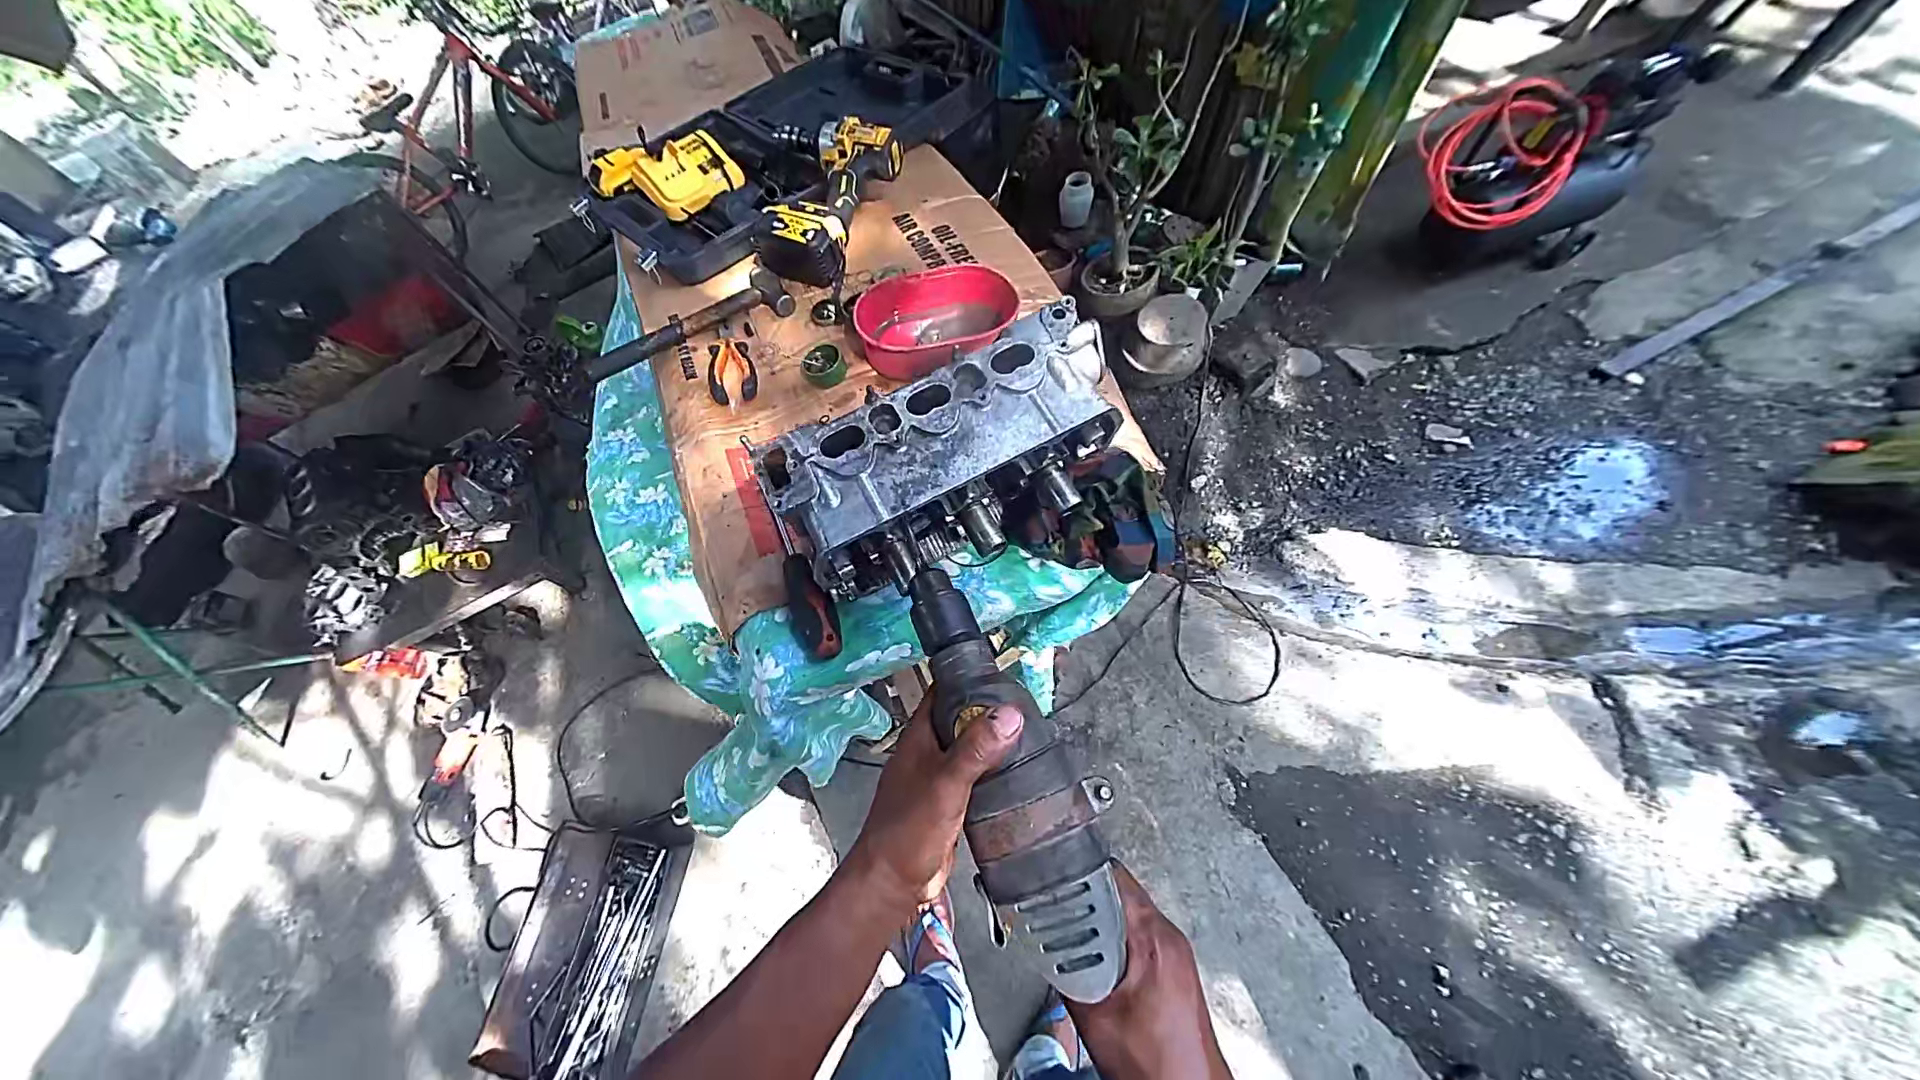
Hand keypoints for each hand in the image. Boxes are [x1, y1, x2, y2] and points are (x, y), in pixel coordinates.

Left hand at [842, 693, 1023, 914]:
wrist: (892, 883)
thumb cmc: (909, 829)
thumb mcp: (945, 783)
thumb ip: (975, 749)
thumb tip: (1009, 714)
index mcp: (918, 738)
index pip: (942, 692)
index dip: (966, 678)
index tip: (1001, 673)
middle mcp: (926, 753)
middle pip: (959, 720)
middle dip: (987, 712)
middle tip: (1025, 707)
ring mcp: (936, 779)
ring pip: (968, 750)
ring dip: (991, 744)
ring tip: (1028, 737)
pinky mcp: (948, 804)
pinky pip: (973, 779)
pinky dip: (992, 773)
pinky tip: (1015, 777)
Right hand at [1068, 862, 1232, 1079]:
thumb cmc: (1157, 1065)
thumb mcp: (1095, 1016)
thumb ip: (1068, 974)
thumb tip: (1047, 949)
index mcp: (1154, 938)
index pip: (1113, 875)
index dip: (1080, 868)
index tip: (1059, 870)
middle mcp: (1170, 937)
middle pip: (1121, 890)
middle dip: (1087, 892)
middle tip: (1058, 898)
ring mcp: (1176, 952)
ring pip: (1130, 912)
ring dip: (1100, 916)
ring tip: (1074, 928)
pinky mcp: (1175, 967)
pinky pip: (1139, 933)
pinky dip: (1115, 936)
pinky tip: (1098, 958)